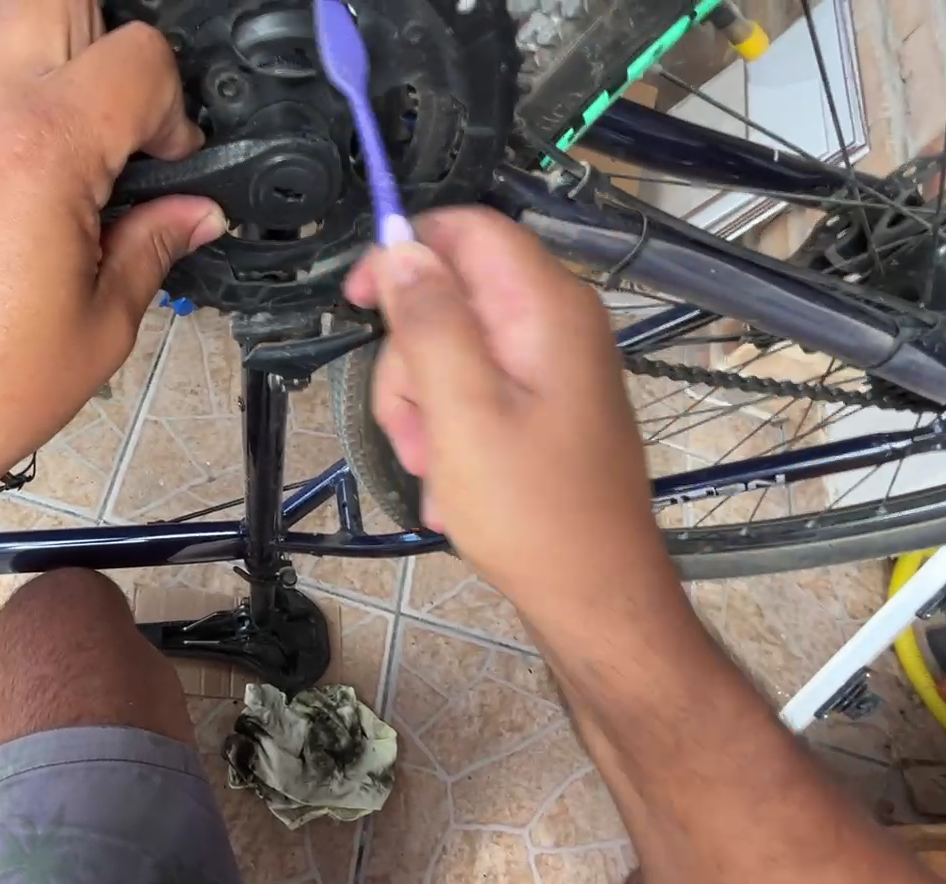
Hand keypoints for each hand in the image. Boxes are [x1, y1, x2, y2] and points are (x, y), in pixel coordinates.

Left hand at [0, 0, 223, 531]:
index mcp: (41, 151)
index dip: (173, 111)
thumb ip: (154, 246)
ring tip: (69, 147)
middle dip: (107, 46)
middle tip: (122, 128)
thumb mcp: (104, 323)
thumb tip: (196, 214)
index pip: (137, 57)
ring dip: (47, 61)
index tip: (171, 166)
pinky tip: (16, 172)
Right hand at [344, 207, 685, 633]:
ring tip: (431, 469)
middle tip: (410, 430)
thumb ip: (429, 323)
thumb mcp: (463, 412)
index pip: (466, 231)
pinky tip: (449, 481)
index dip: (403, 251)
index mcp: (543, 309)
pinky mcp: (536, 405)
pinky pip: (468, 394)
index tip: (357, 302)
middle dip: (408, 364)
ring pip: (447, 354)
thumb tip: (400, 249)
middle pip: (447, 300)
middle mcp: (550, 326)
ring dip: (420, 410)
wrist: (588, 590)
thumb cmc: (529, 508)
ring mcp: (544, 369)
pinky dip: (444, 432)